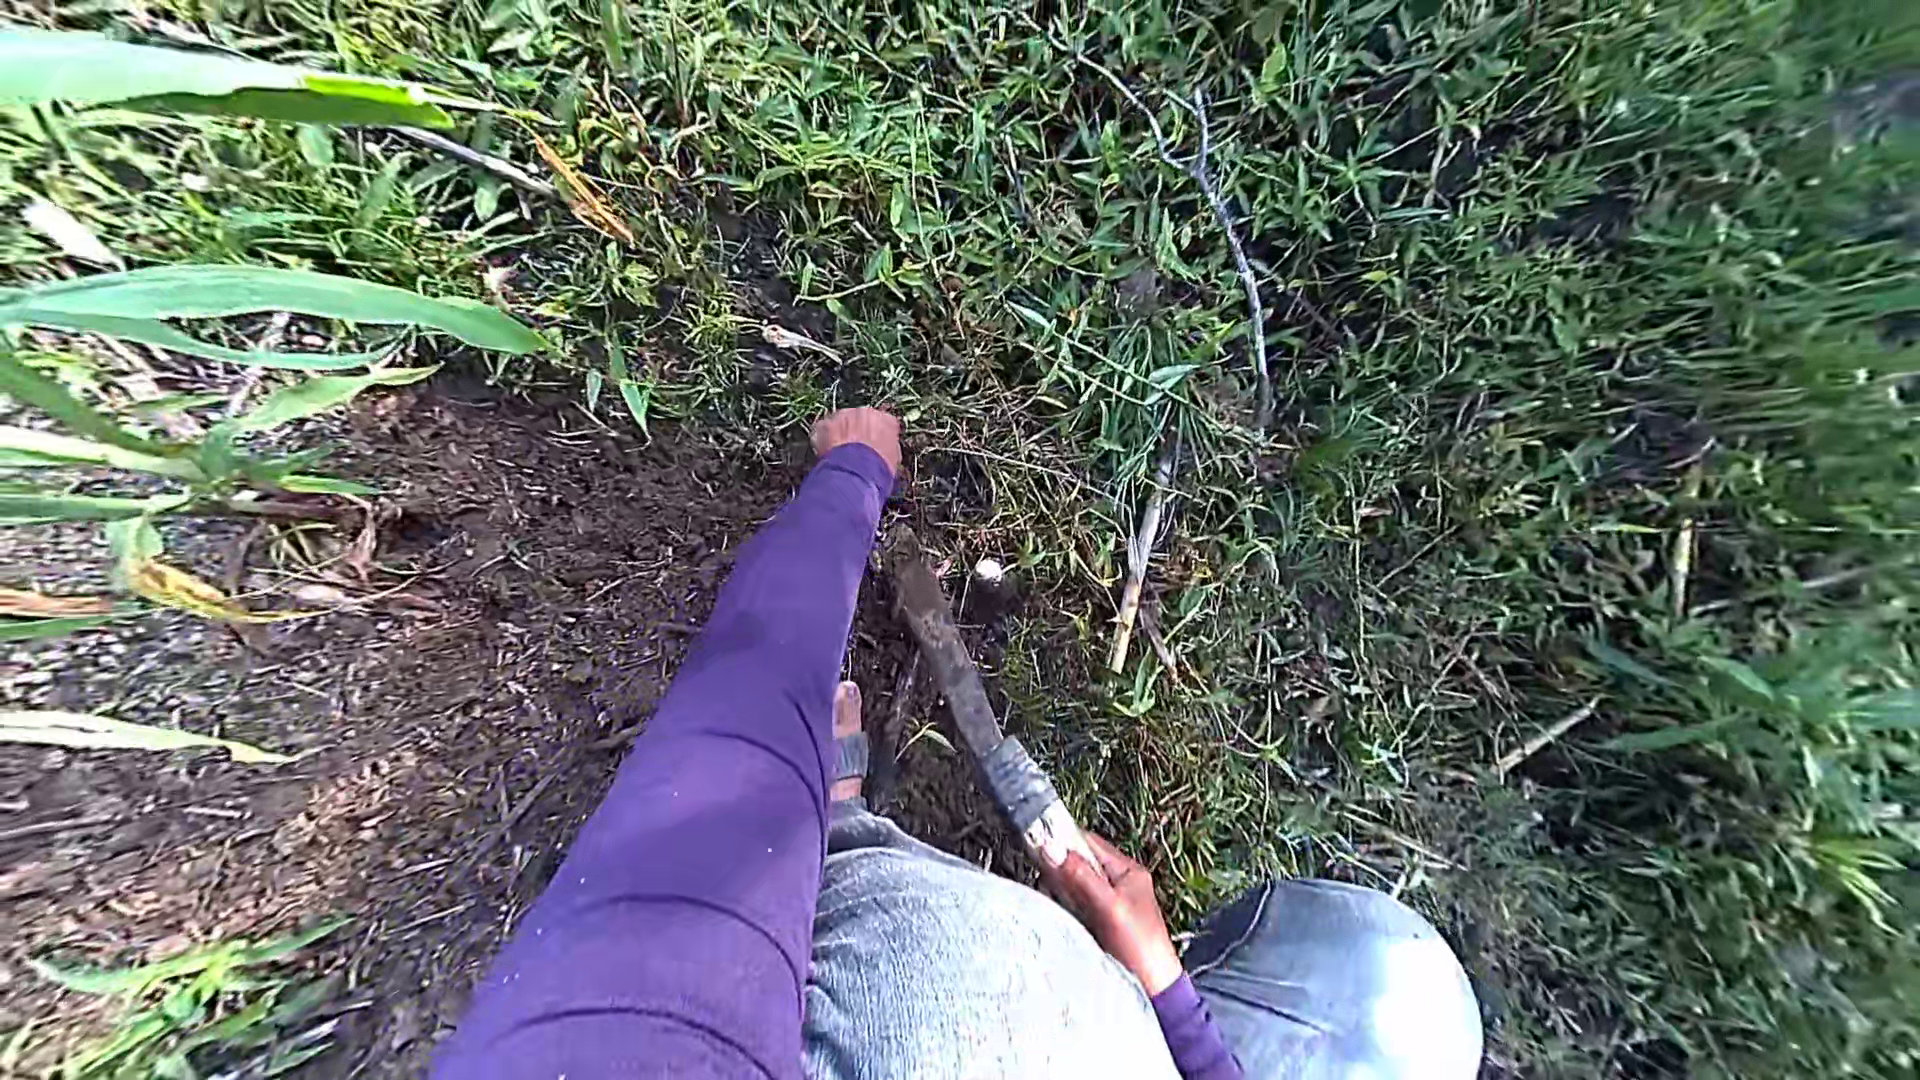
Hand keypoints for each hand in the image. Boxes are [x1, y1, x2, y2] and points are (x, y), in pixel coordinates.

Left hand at [811, 407, 900, 478]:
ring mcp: (842, 416)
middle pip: (859, 419)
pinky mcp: (824, 424)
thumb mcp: (894, 460)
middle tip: (855, 450)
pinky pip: (823, 430)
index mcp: (886, 420)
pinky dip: (823, 440)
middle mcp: (864, 412)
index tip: (874, 445)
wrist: (857, 475)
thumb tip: (885, 450)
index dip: (877, 435)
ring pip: (840, 422)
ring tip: (840, 454)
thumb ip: (889, 448)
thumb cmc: (878, 470)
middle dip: (857, 432)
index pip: (883, 423)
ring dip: (839, 434)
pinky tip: (827, 455)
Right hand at [1041, 831, 1184, 994]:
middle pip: (1082, 861)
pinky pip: (1078, 902)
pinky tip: (1057, 908)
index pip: (1090, 843)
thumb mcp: (1111, 906)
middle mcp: (1120, 882)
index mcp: (1128, 871)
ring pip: (1077, 882)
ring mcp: (1111, 902)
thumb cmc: (1141, 948)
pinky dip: (1065, 902)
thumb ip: (1083, 877)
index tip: (1041, 841)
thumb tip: (1053, 849)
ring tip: (1048, 890)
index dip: (1066, 840)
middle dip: (1061, 865)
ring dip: (1061, 885)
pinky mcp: (1102, 922)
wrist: (1155, 993)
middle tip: (1042, 869)